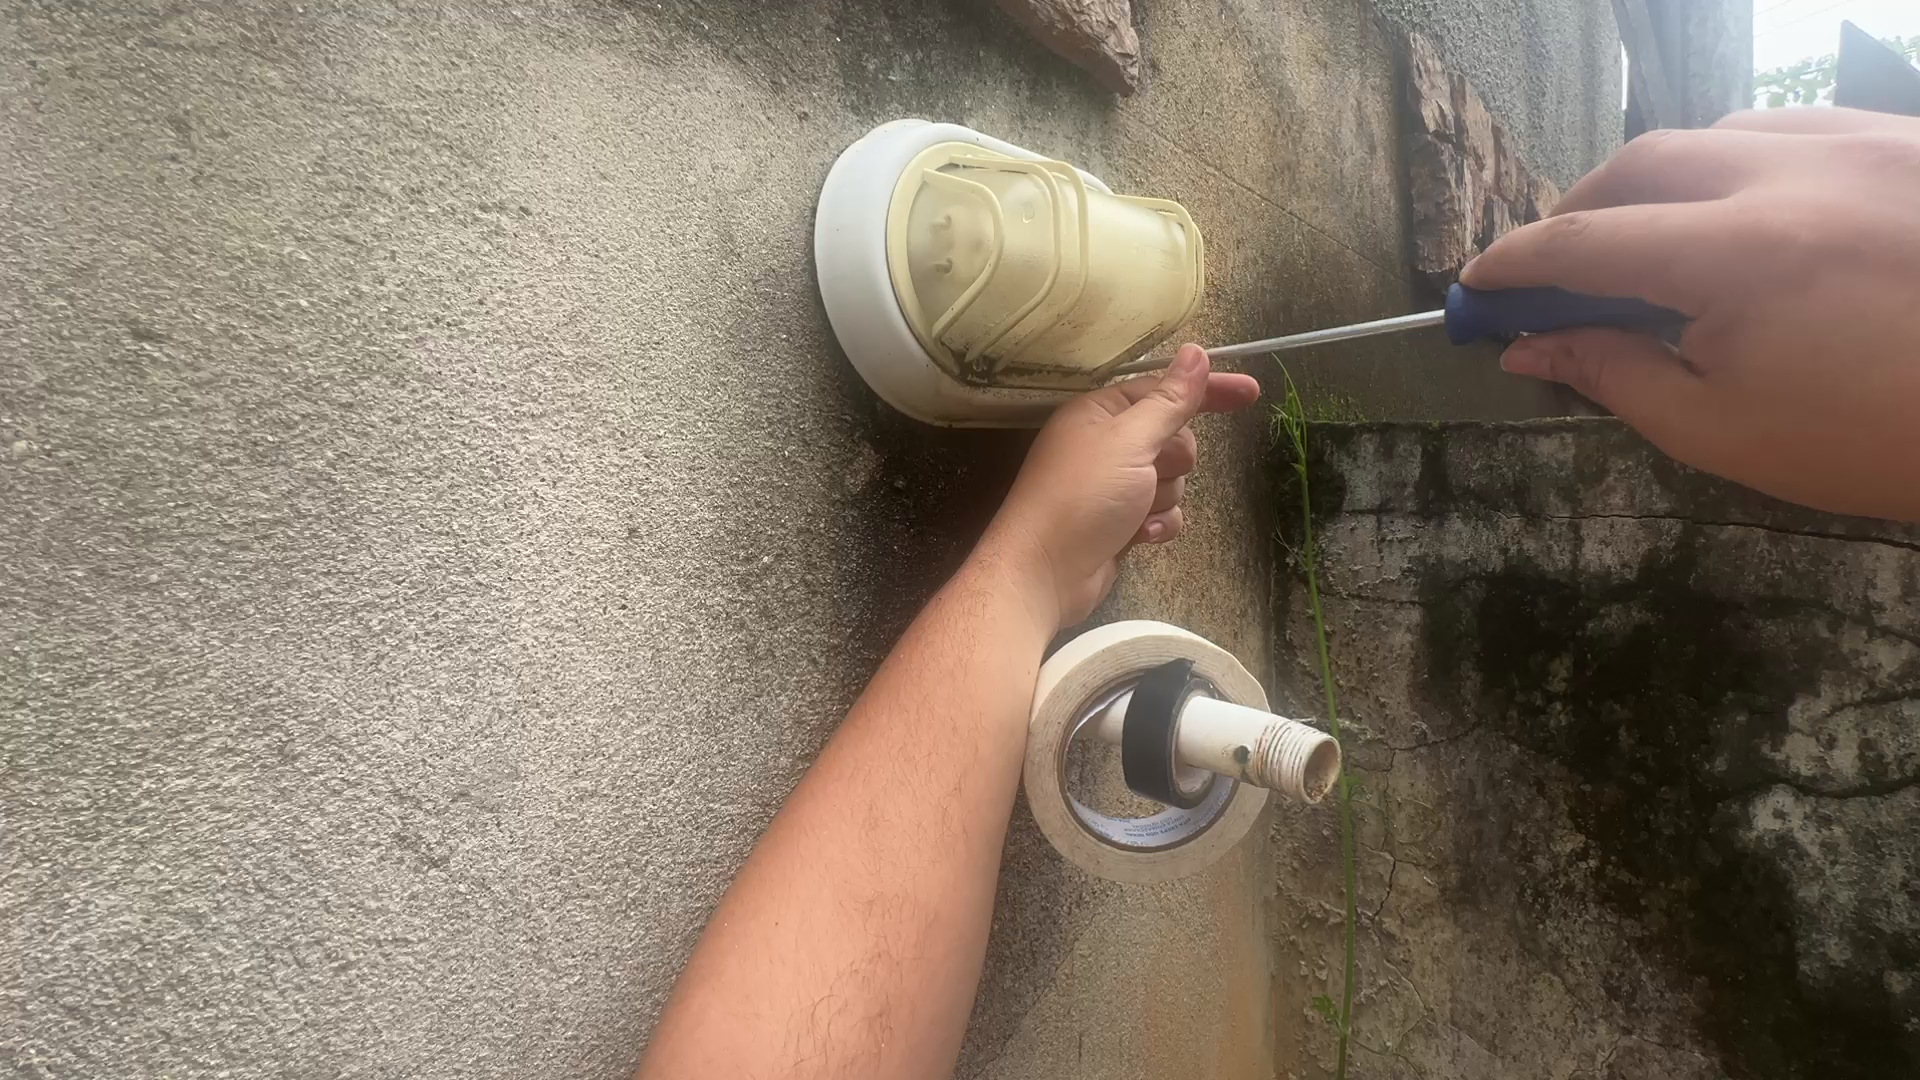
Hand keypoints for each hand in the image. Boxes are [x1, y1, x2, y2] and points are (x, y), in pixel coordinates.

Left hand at [973, 344, 1260, 628]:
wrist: (1045, 573)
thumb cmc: (1082, 498)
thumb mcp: (1129, 442)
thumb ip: (1169, 401)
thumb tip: (1195, 352)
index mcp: (1099, 413)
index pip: (1163, 389)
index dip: (1207, 391)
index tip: (1252, 394)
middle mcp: (1104, 444)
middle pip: (1172, 438)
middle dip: (1173, 460)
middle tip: (1152, 474)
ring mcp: (1111, 486)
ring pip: (1171, 479)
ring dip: (1163, 497)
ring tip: (1135, 512)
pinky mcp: (1118, 521)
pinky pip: (1161, 512)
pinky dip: (1158, 524)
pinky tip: (1141, 537)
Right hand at [1462, 107, 1919, 521]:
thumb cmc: (1865, 440)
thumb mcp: (1708, 423)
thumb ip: (1605, 371)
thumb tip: (1524, 349)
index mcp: (1747, 255)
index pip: (1586, 240)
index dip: (1513, 260)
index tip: (1473, 282)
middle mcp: (1812, 175)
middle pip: (1644, 161)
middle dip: (1574, 210)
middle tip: (1550, 268)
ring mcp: (1884, 148)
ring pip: (1721, 133)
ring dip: (1652, 184)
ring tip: (1639, 241)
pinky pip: (1800, 128)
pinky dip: (1732, 166)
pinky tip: (1726, 218)